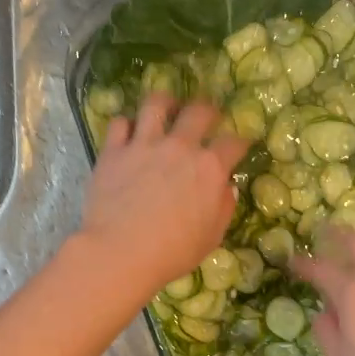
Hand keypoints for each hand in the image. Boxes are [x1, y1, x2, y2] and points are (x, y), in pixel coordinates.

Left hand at [75, 94, 249, 294]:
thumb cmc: (172, 253)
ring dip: (166, 102)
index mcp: (210, 169)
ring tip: (167, 107)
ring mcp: (144, 144)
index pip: (233, 143)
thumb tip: (228, 188)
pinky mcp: (114, 150)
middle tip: (207, 116)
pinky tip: (130, 131)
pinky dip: (127, 124)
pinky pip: (120, 123)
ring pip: (156, 104)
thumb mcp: (211, 238)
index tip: (240, 145)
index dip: (240, 141)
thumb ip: (223, 209)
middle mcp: (180, 147)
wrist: (121, 252)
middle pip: (199, 111)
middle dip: (208, 110)